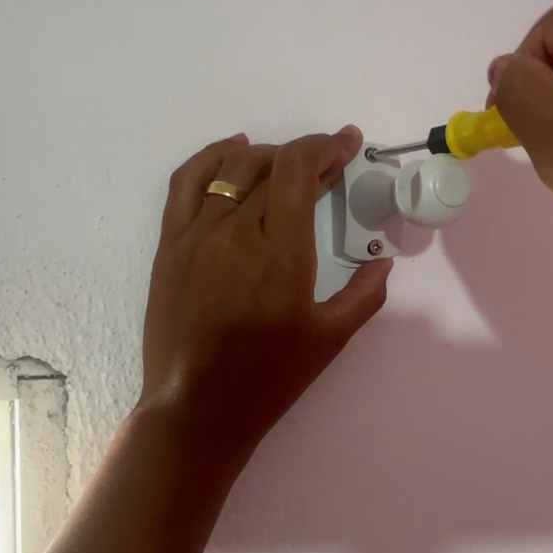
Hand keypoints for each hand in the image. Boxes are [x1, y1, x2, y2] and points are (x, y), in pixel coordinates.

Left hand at [139, 128, 391, 465]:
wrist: (198, 408)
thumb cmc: (268, 378)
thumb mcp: (330, 339)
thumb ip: (365, 294)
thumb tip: (382, 261)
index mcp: (281, 252)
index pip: (299, 169)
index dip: (326, 146)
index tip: (347, 144)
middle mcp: (236, 231)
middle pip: (272, 165)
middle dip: (308, 155)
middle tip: (330, 167)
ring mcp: (197, 235)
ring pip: (231, 167)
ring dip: (267, 155)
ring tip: (288, 166)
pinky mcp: (170, 245)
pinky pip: (186, 182)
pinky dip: (212, 156)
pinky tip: (234, 150)